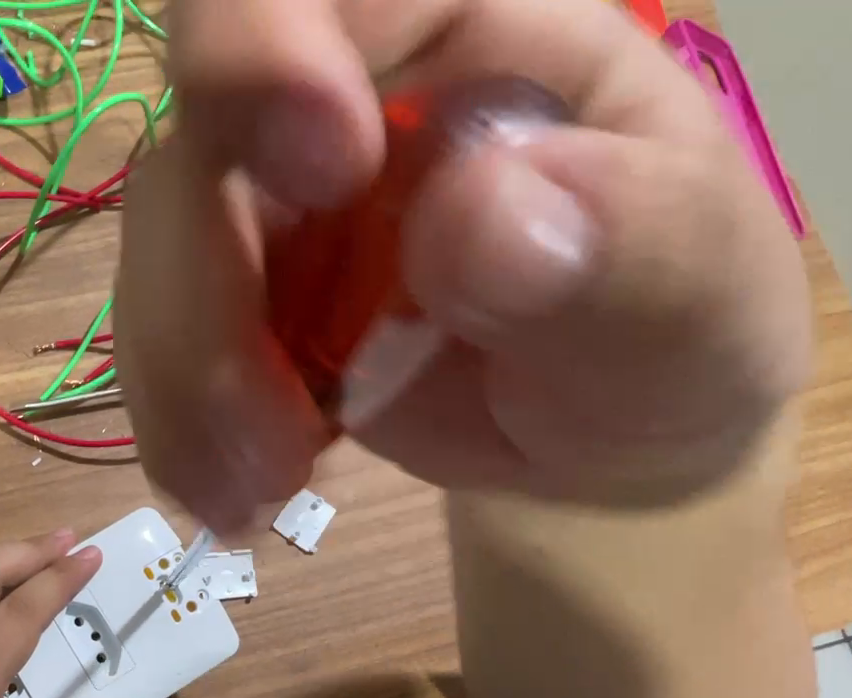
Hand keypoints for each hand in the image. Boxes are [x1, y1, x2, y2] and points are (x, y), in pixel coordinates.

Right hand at [117, 0, 812, 532]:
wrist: (594, 434)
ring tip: (253, 497)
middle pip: (196, 146)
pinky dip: (178, 429)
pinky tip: (232, 496)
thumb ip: (623, 245)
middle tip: (270, 448)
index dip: (266, 48)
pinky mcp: (235, 302)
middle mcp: (346, 105)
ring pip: (160, 261)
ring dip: (185, 392)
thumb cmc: (663, 339)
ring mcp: (274, 210)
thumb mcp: (692, 299)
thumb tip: (477, 217)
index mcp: (464, 34)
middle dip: (207, 304)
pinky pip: (160, 347)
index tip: (324, 174)